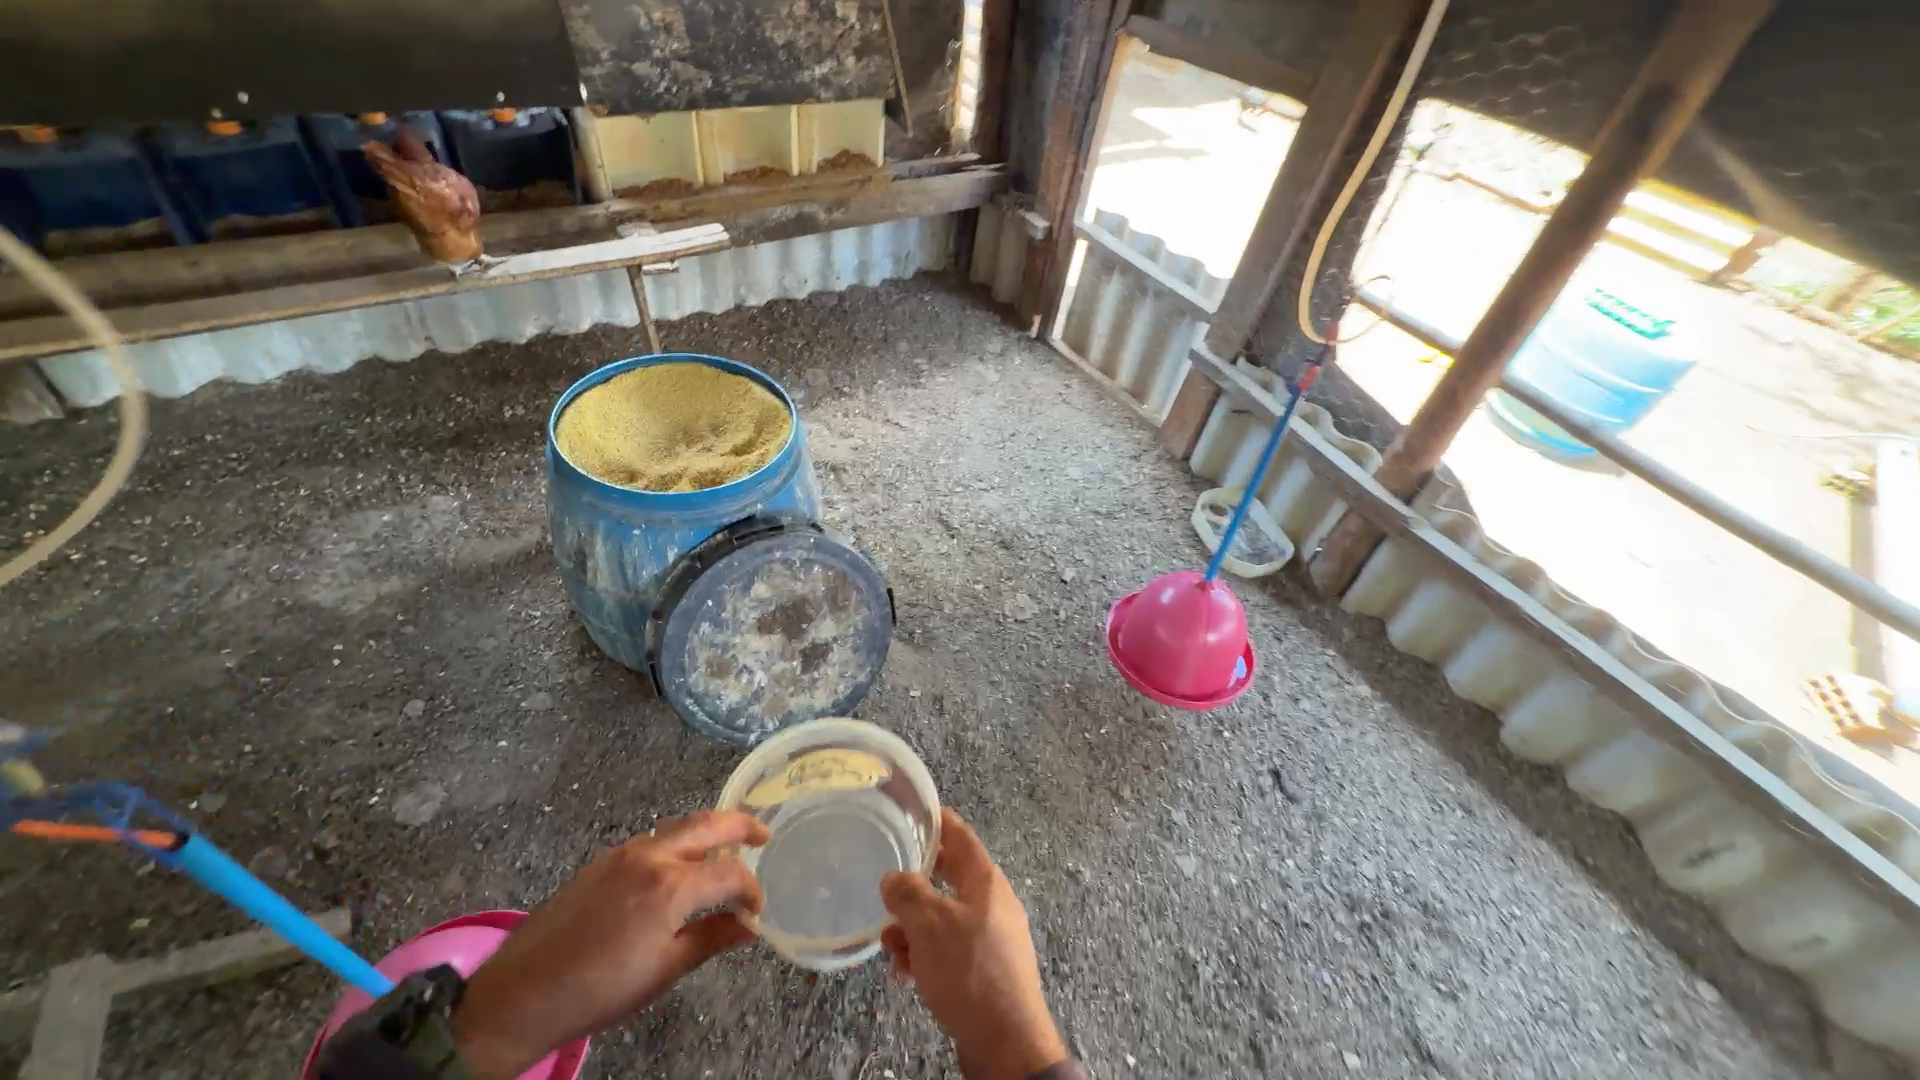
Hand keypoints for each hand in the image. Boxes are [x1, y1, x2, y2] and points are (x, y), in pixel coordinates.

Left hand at [450, 810, 769, 1079]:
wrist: (521, 994)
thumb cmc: (600, 989)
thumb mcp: (664, 970)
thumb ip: (711, 938)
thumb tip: (749, 926)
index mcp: (671, 885)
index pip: (730, 874)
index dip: (751, 891)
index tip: (756, 912)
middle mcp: (651, 856)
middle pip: (708, 824)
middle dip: (741, 826)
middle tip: (763, 836)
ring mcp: (623, 853)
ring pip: (678, 826)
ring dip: (708, 831)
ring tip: (726, 847)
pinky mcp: (602, 861)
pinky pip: (652, 839)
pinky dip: (678, 842)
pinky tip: (679, 865)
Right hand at [880, 808, 1066, 1079]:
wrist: (1006, 1040)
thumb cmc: (969, 970)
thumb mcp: (930, 925)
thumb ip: (908, 893)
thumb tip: (894, 877)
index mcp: (985, 880)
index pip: (960, 835)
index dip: (937, 819)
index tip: (913, 809)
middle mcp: (992, 902)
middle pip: (950, 876)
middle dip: (915, 882)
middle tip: (887, 882)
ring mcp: (991, 936)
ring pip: (944, 917)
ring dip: (914, 926)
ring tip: (890, 945)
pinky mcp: (985, 968)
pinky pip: (950, 948)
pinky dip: (927, 953)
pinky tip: (907, 973)